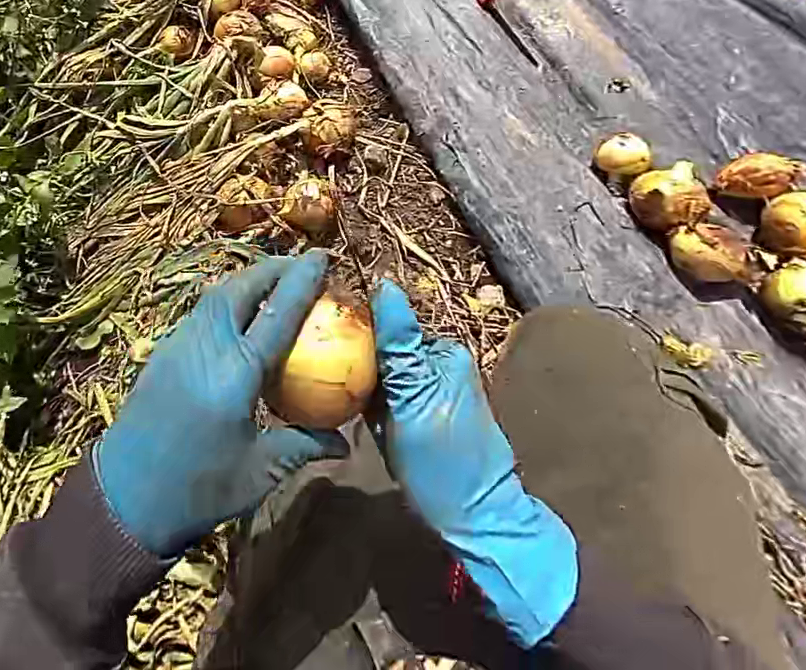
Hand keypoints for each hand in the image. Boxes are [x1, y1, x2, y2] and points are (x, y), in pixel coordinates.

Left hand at [95, 252, 349, 556]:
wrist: (124, 497)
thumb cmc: (199, 487)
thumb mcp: (260, 470)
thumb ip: (304, 446)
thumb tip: (345, 443)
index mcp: (238, 370)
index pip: (278, 312)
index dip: (303, 279)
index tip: (323, 257)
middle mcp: (208, 344)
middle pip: (243, 287)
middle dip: (273, 268)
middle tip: (300, 265)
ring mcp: (180, 343)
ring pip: (217, 293)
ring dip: (248, 280)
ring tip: (272, 282)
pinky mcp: (164, 351)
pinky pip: (202, 310)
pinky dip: (226, 298)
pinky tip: (237, 314)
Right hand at [369, 280, 578, 647]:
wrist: (474, 522)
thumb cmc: (443, 459)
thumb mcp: (413, 396)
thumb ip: (397, 341)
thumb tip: (383, 283)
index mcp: (442, 351)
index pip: (388, 323)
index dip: (358, 334)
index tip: (332, 348)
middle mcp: (438, 364)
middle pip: (382, 348)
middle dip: (360, 364)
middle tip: (347, 391)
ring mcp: (429, 390)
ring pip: (380, 373)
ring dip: (364, 389)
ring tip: (357, 409)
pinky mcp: (421, 414)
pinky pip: (386, 397)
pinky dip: (373, 408)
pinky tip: (369, 424)